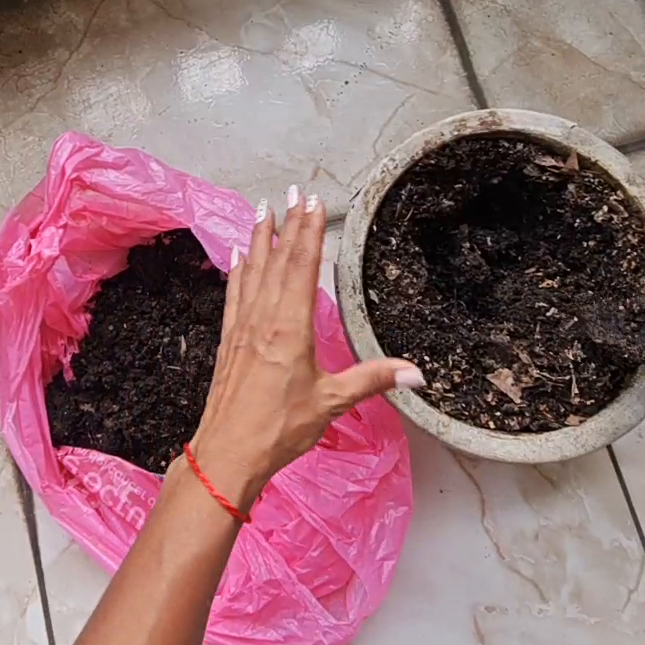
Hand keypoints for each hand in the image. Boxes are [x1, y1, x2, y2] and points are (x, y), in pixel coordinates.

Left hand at [187, 186, 423, 507]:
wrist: (228, 452)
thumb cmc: (280, 428)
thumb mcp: (331, 402)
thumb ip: (372, 380)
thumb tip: (416, 373)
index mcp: (290, 327)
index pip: (302, 267)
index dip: (309, 232)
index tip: (313, 203)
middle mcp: (264, 318)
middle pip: (279, 260)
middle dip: (289, 224)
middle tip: (294, 192)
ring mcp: (243, 326)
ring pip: (253, 271)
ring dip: (260, 238)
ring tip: (264, 209)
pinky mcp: (229, 339)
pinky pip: (234, 294)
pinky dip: (237, 270)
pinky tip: (236, 254)